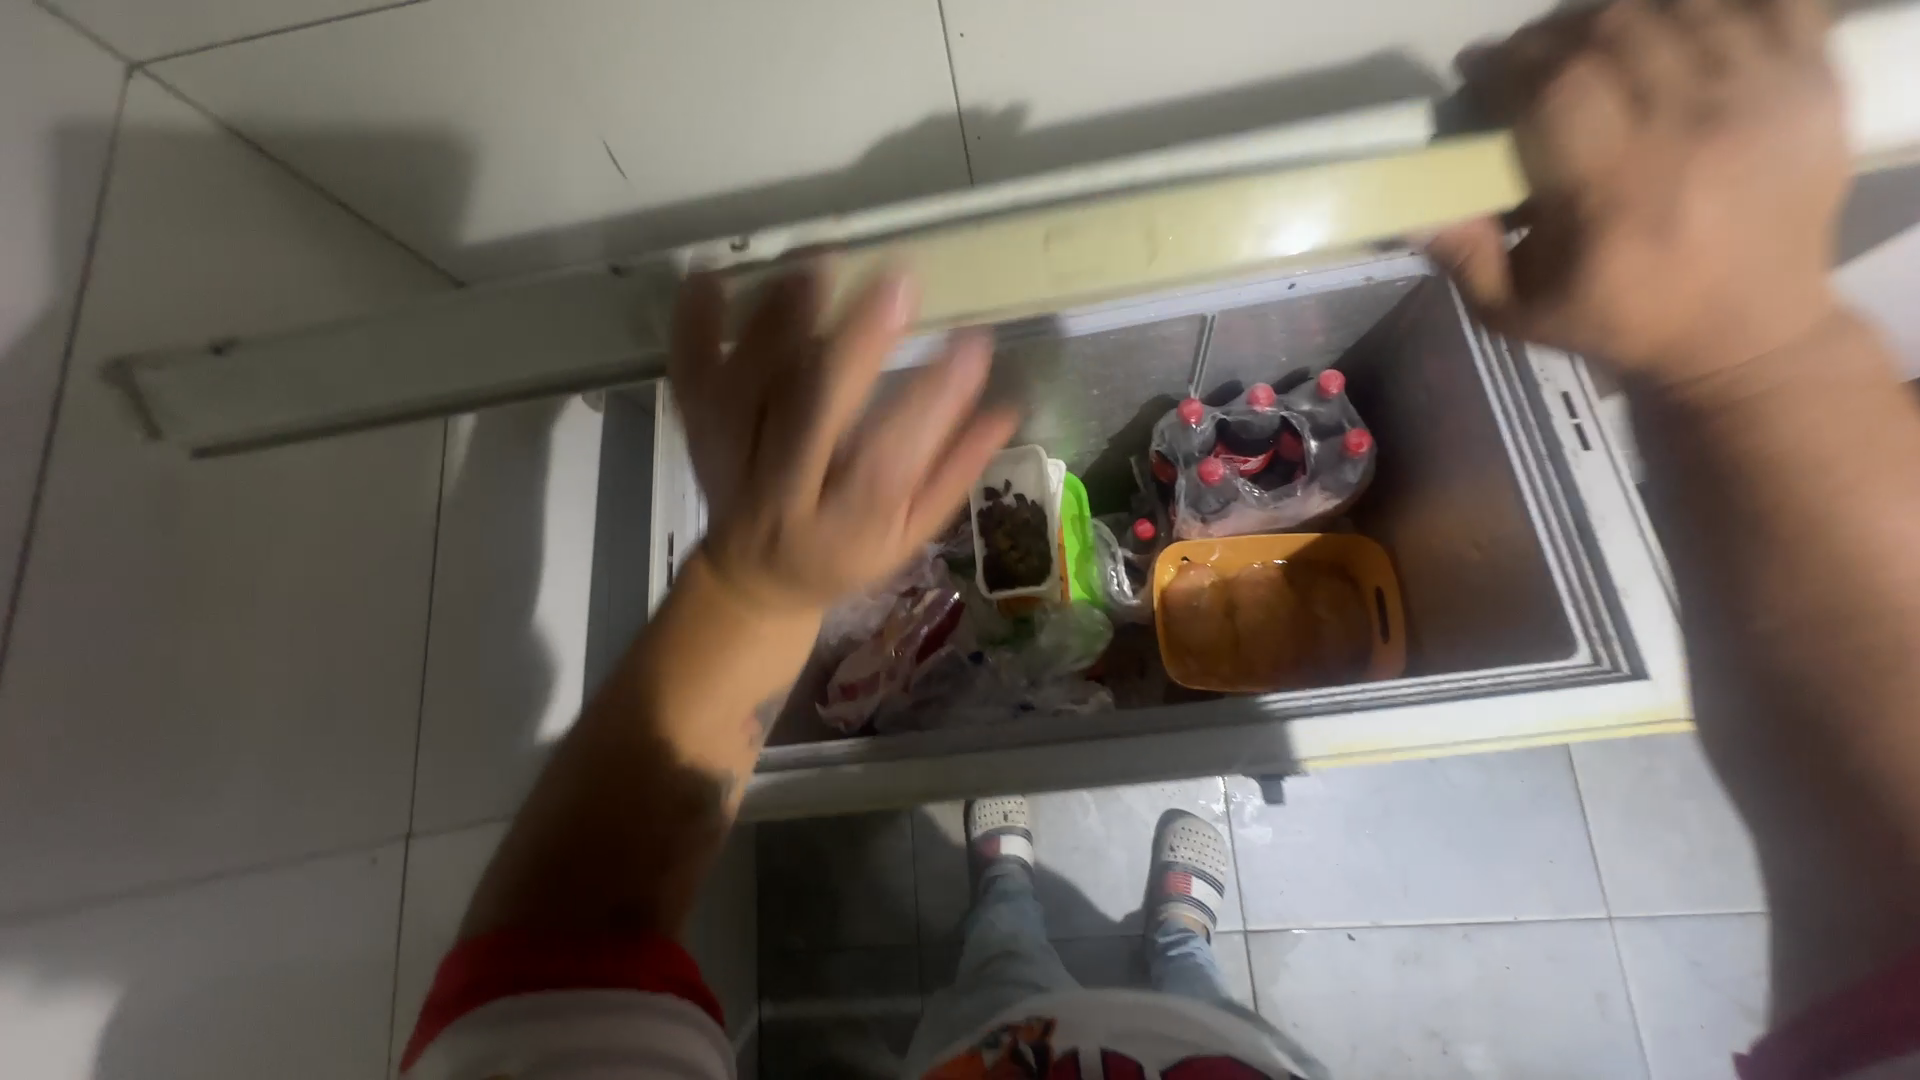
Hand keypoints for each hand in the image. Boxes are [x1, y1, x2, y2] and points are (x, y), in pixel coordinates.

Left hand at [667, 265, 1019, 612]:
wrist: (755, 577)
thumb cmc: (845, 553)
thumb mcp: (909, 535)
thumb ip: (953, 475)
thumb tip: (1007, 407)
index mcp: (843, 522)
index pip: (887, 463)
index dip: (930, 405)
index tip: (973, 344)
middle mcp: (782, 490)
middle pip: (810, 414)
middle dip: (854, 347)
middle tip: (895, 282)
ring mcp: (732, 459)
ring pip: (748, 385)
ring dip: (780, 320)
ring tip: (822, 261)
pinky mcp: (699, 433)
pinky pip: (689, 376)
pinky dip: (693, 326)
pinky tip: (710, 277)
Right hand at [1429, 0, 1847, 385]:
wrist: (1747, 331)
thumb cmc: (1618, 322)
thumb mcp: (1516, 311)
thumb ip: (1464, 258)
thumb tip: (1414, 214)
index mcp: (1613, 189)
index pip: (1555, 85)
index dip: (1506, 64)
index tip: (1475, 70)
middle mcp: (1693, 127)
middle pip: (1614, 30)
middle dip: (1552, 34)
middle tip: (1525, 57)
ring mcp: (1765, 95)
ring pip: (1683, 7)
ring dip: (1620, 15)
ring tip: (1589, 41)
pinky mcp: (1813, 82)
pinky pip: (1768, 3)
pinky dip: (1710, 5)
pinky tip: (1672, 28)